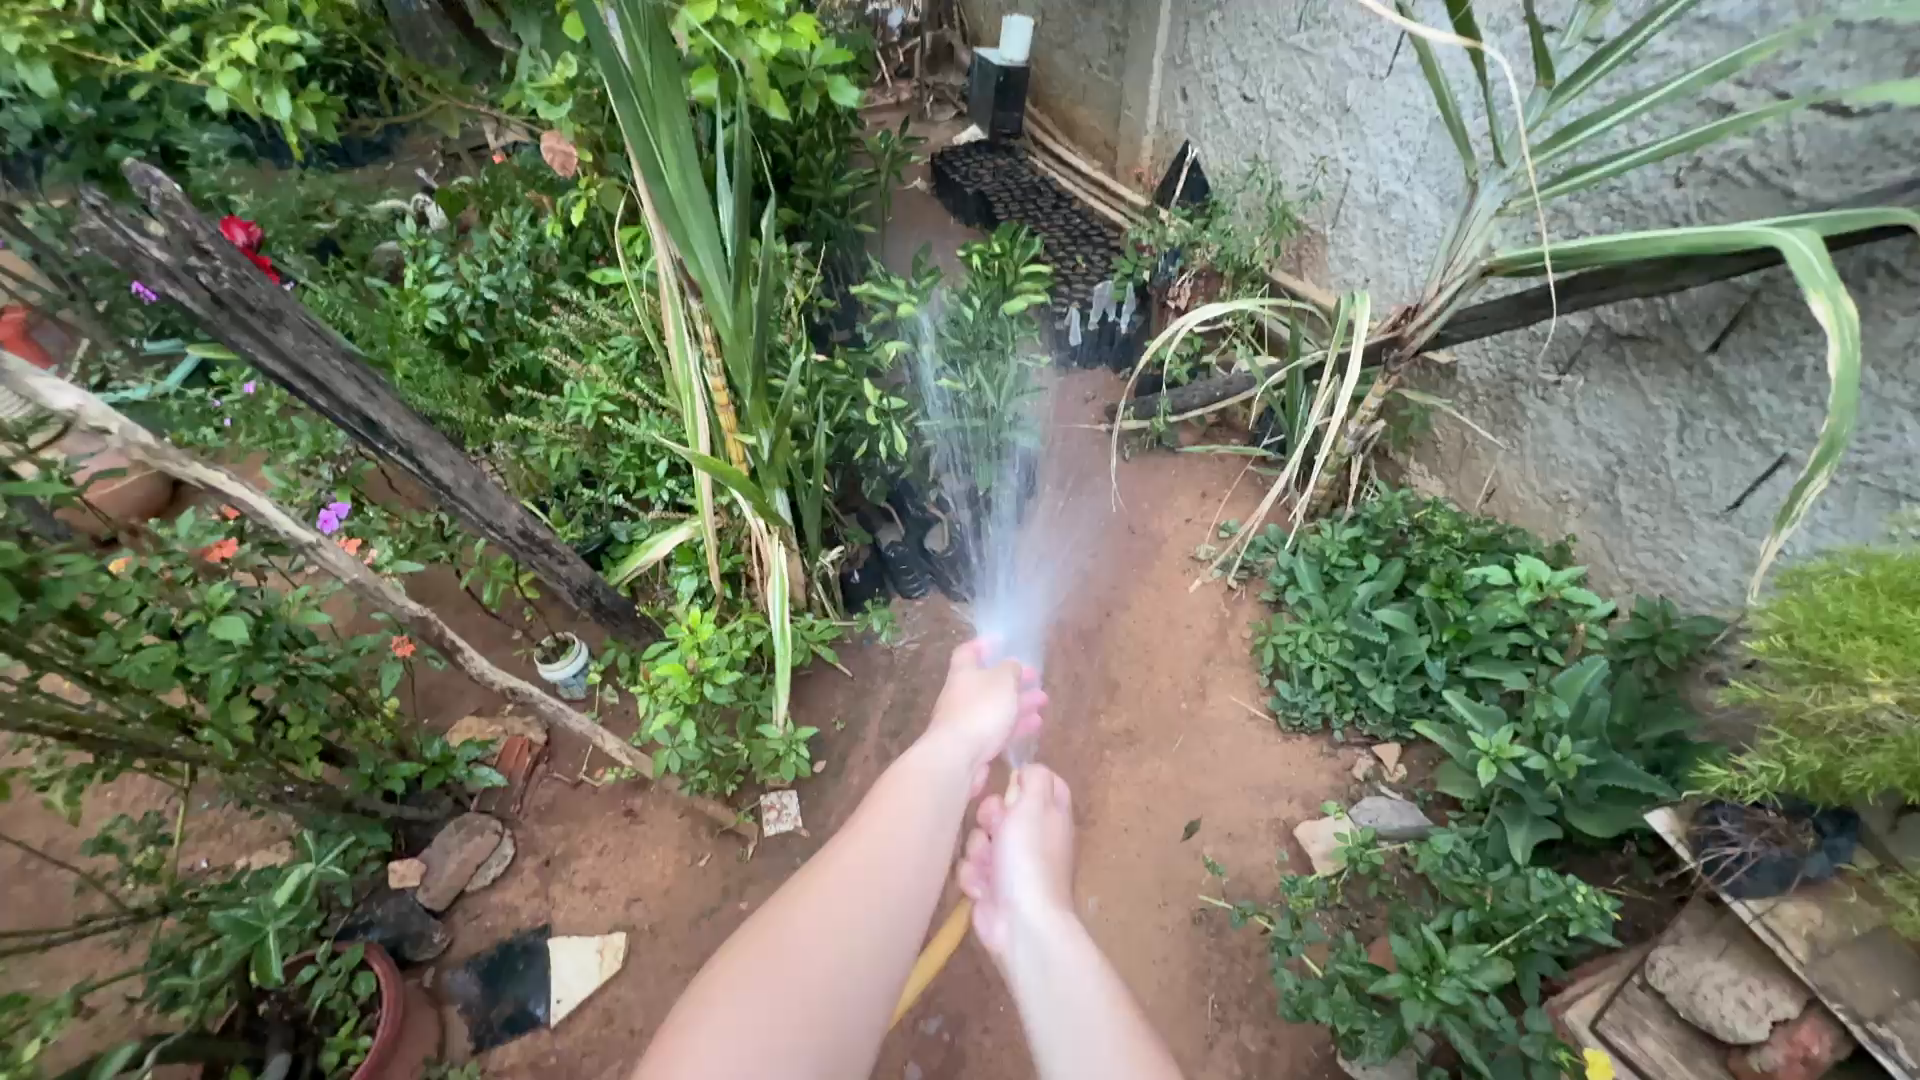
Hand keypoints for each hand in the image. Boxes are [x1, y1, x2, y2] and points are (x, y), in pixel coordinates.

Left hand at [922, 639, 1046, 781]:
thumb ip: (1010, 669)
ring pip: (996, 707)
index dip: (982, 645)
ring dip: (1020, 702)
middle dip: (1013, 679)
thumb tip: (1012, 665)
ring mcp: (966, 721)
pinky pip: (998, 730)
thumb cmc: (980, 709)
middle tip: (1035, 677)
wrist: (958, 757)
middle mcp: (961, 695)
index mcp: (963, 673)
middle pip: (987, 682)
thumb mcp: (1002, 681)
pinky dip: (1017, 725)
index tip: (1000, 642)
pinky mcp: (974, 745)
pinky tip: (1035, 725)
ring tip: (1042, 701)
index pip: (967, 652)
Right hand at [956, 763, 1076, 962]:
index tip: (1010, 784)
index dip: (1023, 781)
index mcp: (1051, 815)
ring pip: (980, 837)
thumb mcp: (1036, 804)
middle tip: (993, 827)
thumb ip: (1035, 778)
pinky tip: (981, 886)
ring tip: (987, 864)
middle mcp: (1033, 836)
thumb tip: (1028, 771)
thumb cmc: (1030, 856)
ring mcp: (1011, 862)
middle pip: (1002, 808)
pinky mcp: (990, 884)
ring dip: (977, 849)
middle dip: (990, 816)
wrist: (1020, 921)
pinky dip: (973, 875)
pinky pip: (971, 866)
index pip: (1041, 783)